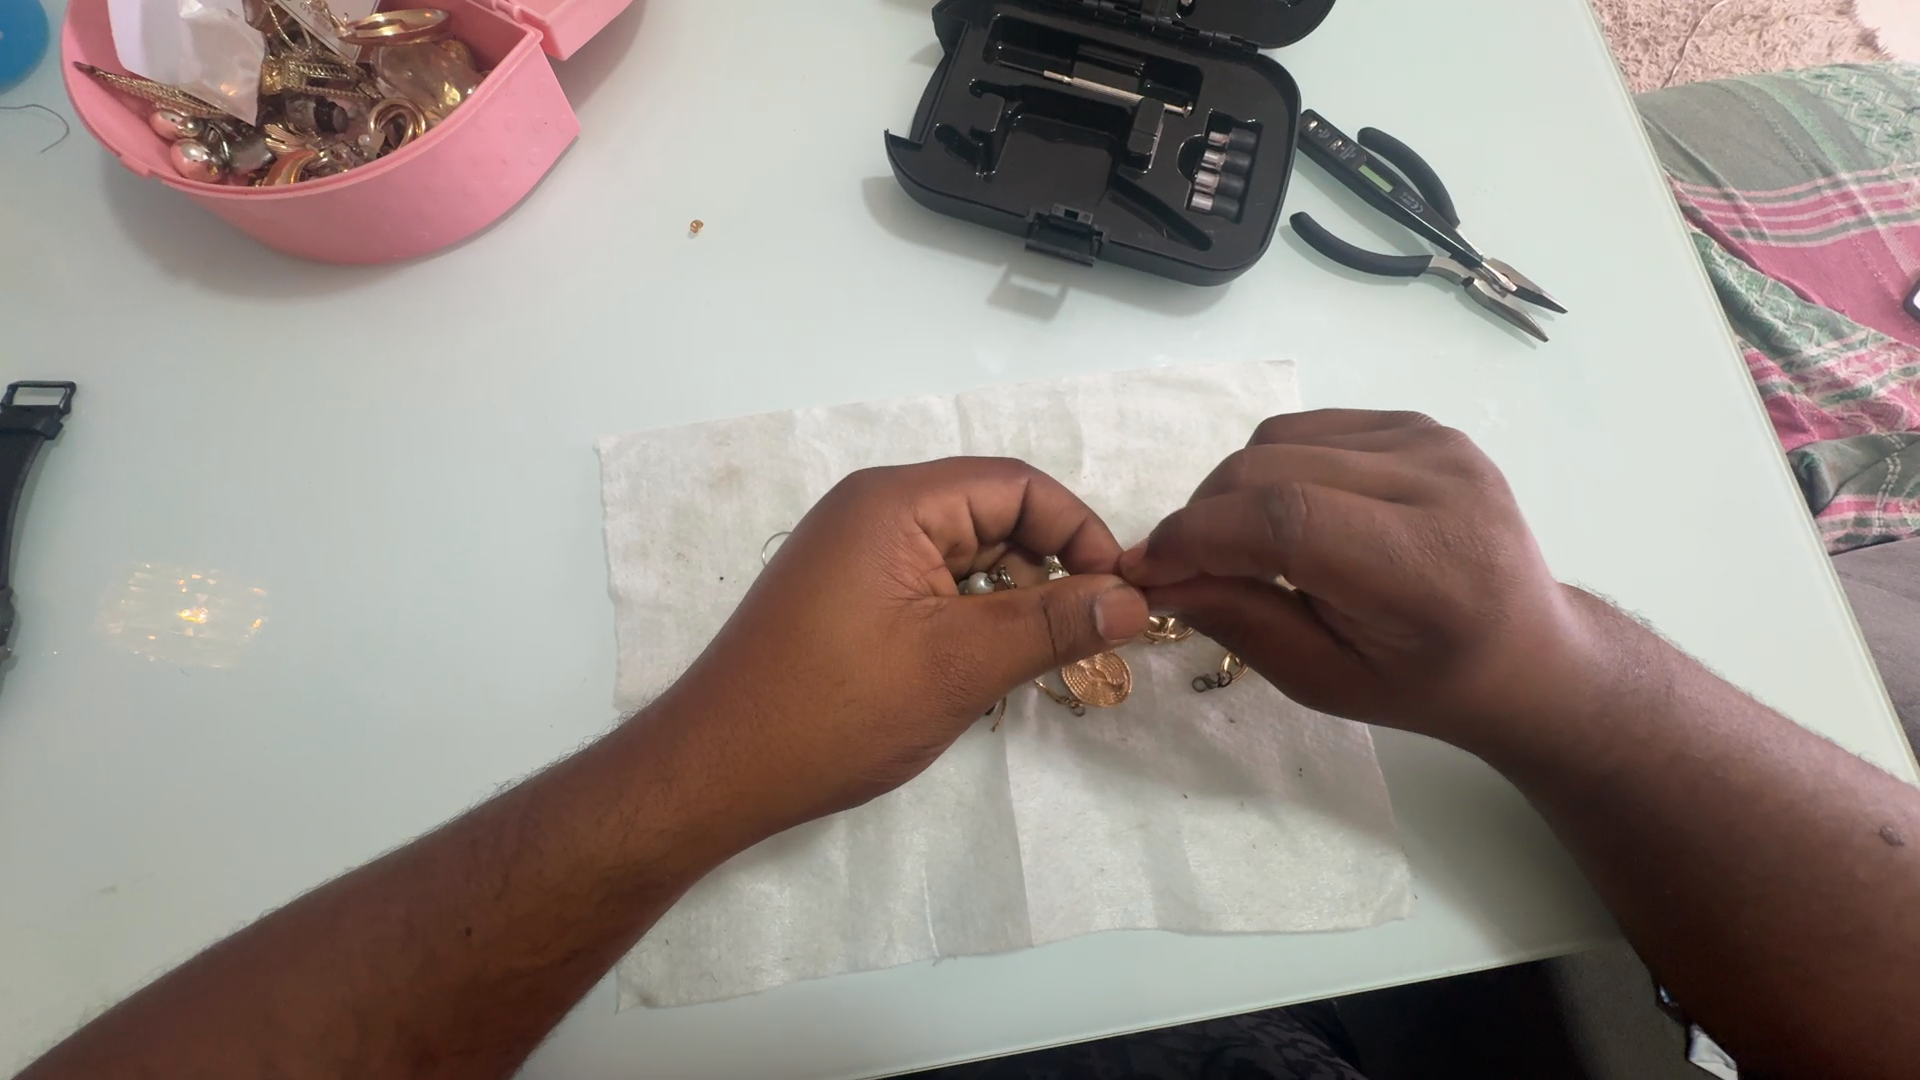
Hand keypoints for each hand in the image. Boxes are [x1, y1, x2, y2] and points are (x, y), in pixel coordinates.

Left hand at [648, 458, 1148, 839]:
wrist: (714, 773)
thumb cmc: (835, 711)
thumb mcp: (958, 666)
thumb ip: (1051, 624)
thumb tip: (1131, 599)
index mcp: (894, 501)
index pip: (1014, 485)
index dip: (1077, 530)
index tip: (1116, 592)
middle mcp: (872, 510)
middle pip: (989, 515)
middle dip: (1046, 568)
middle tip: (1085, 634)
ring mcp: (855, 552)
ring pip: (962, 555)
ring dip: (1008, 598)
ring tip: (1035, 657)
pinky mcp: (847, 592)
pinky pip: (929, 584)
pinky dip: (969, 615)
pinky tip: (981, 662)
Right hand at [1117, 410, 1597, 744]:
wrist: (1524, 649)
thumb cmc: (1421, 683)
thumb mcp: (1321, 680)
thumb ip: (1238, 620)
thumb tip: (1153, 578)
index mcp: (1428, 567)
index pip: (1286, 519)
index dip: (1198, 537)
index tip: (1146, 569)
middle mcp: (1438, 482)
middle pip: (1268, 470)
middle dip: (1200, 517)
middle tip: (1183, 565)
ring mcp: (1431, 441)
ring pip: (1273, 441)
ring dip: (1230, 492)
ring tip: (1242, 542)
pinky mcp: (1416, 423)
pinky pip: (1300, 429)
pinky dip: (1265, 469)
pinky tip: (1285, 510)